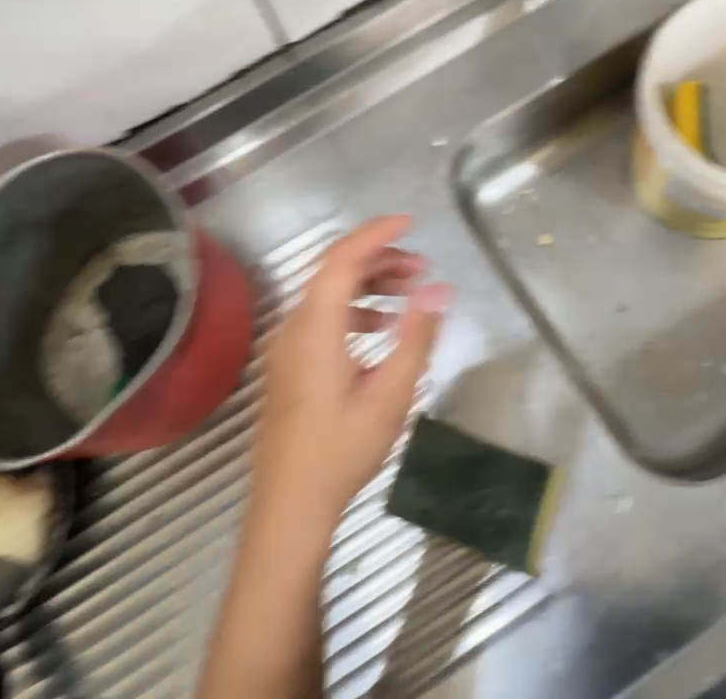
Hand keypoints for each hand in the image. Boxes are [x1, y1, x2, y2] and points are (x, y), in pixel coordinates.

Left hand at [250, 215, 449, 533]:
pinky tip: (380, 332)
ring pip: (327, 296)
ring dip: (367, 287)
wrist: (290, 505)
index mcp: (315, 327)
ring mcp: (286, 348)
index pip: (342, 259)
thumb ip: (415, 337)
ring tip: (409, 296)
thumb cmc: (342, 451)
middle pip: (333, 273)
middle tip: (422, 268)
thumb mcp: (390, 394)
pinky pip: (321, 319)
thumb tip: (439, 288)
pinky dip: (352, 312)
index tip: (411, 221)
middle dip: (379, 260)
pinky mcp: (288, 366)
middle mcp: (294, 328)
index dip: (376, 234)